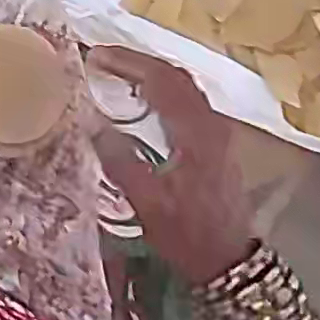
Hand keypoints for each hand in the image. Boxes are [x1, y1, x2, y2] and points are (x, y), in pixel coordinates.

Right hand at [88, 47, 258, 284]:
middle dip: (137, 60)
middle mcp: (211, 124)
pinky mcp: (216, 141)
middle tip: (102, 58)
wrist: (228, 263)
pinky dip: (162, 87)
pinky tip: (144, 96)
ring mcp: (217, 131)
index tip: (96, 57)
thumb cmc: (187, 235)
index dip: (128, 63)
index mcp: (196, 134)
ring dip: (151, 71)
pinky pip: (187, 99)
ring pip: (184, 85)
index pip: (162, 80)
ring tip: (117, 70)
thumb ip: (120, 161)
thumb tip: (91, 122)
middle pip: (175, 75)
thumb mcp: (147, 204)